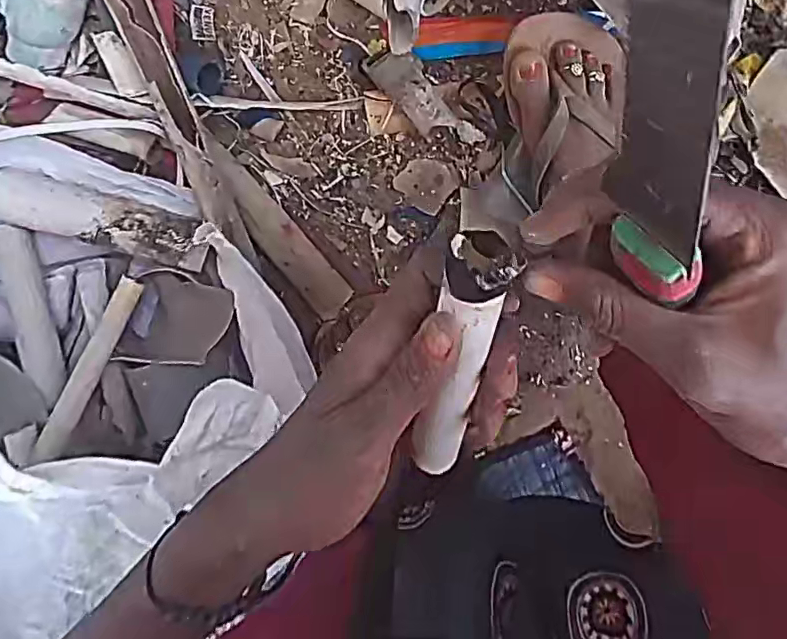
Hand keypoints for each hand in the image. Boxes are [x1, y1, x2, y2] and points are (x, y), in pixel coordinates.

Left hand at [170, 231, 519, 596]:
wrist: (278, 518)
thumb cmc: (310, 473)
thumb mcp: (363, 430)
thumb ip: (408, 379)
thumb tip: (450, 324)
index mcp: (379, 337)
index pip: (424, 276)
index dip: (467, 268)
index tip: (508, 293)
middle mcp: (395, 348)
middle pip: (457, 318)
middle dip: (488, 343)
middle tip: (498, 384)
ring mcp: (405, 378)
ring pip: (462, 357)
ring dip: (485, 383)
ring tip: (485, 423)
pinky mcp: (412, 408)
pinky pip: (454, 394)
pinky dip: (473, 411)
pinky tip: (473, 437)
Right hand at [520, 179, 786, 478]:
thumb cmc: (783, 404)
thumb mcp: (686, 356)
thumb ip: (610, 309)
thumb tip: (537, 275)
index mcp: (757, 221)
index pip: (654, 187)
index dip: (589, 203)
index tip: (540, 233)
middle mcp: (746, 215)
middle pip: (643, 201)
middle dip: (592, 235)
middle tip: (555, 272)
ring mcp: (735, 237)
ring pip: (642, 226)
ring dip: (604, 260)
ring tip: (584, 300)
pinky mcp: (723, 261)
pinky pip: (655, 252)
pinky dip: (624, 276)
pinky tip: (610, 305)